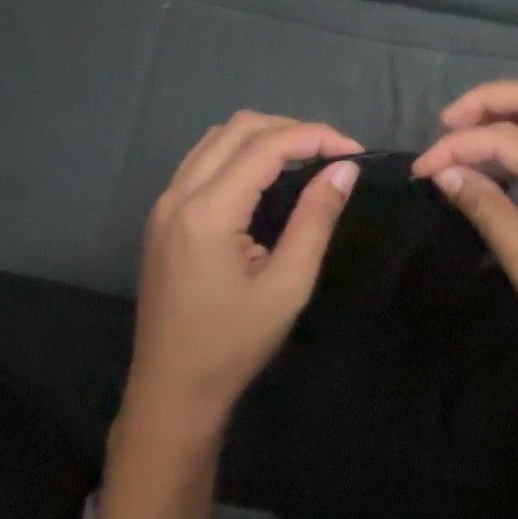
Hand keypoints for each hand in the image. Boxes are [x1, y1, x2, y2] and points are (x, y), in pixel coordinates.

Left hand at [103, 111, 361, 518]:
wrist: (172, 390)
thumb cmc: (234, 345)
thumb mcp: (288, 286)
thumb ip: (315, 219)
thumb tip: (345, 169)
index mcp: (208, 212)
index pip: (265, 146)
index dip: (315, 136)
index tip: (355, 151)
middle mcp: (178, 195)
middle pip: (238, 128)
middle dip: (291, 129)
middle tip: (333, 154)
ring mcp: (164, 204)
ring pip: (216, 139)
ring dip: (263, 138)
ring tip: (305, 160)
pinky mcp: (162, 217)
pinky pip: (201, 161)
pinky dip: (238, 155)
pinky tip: (266, 179)